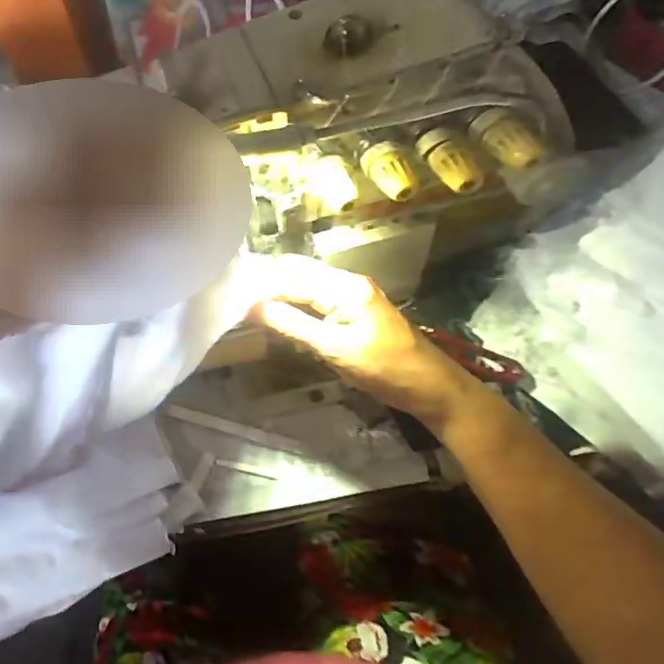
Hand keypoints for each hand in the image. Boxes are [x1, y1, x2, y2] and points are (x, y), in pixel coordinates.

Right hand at [253, 255, 484, 433]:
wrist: (433, 389)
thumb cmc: (386, 369)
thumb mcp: (334, 349)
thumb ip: (291, 325)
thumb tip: (251, 307)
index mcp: (345, 286)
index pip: (291, 275)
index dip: (260, 282)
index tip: (230, 290)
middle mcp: (347, 283)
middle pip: (296, 274)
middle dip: (265, 284)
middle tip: (232, 296)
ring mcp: (350, 296)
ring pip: (304, 286)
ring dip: (277, 294)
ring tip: (245, 304)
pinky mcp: (352, 311)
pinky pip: (314, 300)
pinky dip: (292, 305)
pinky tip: (274, 314)